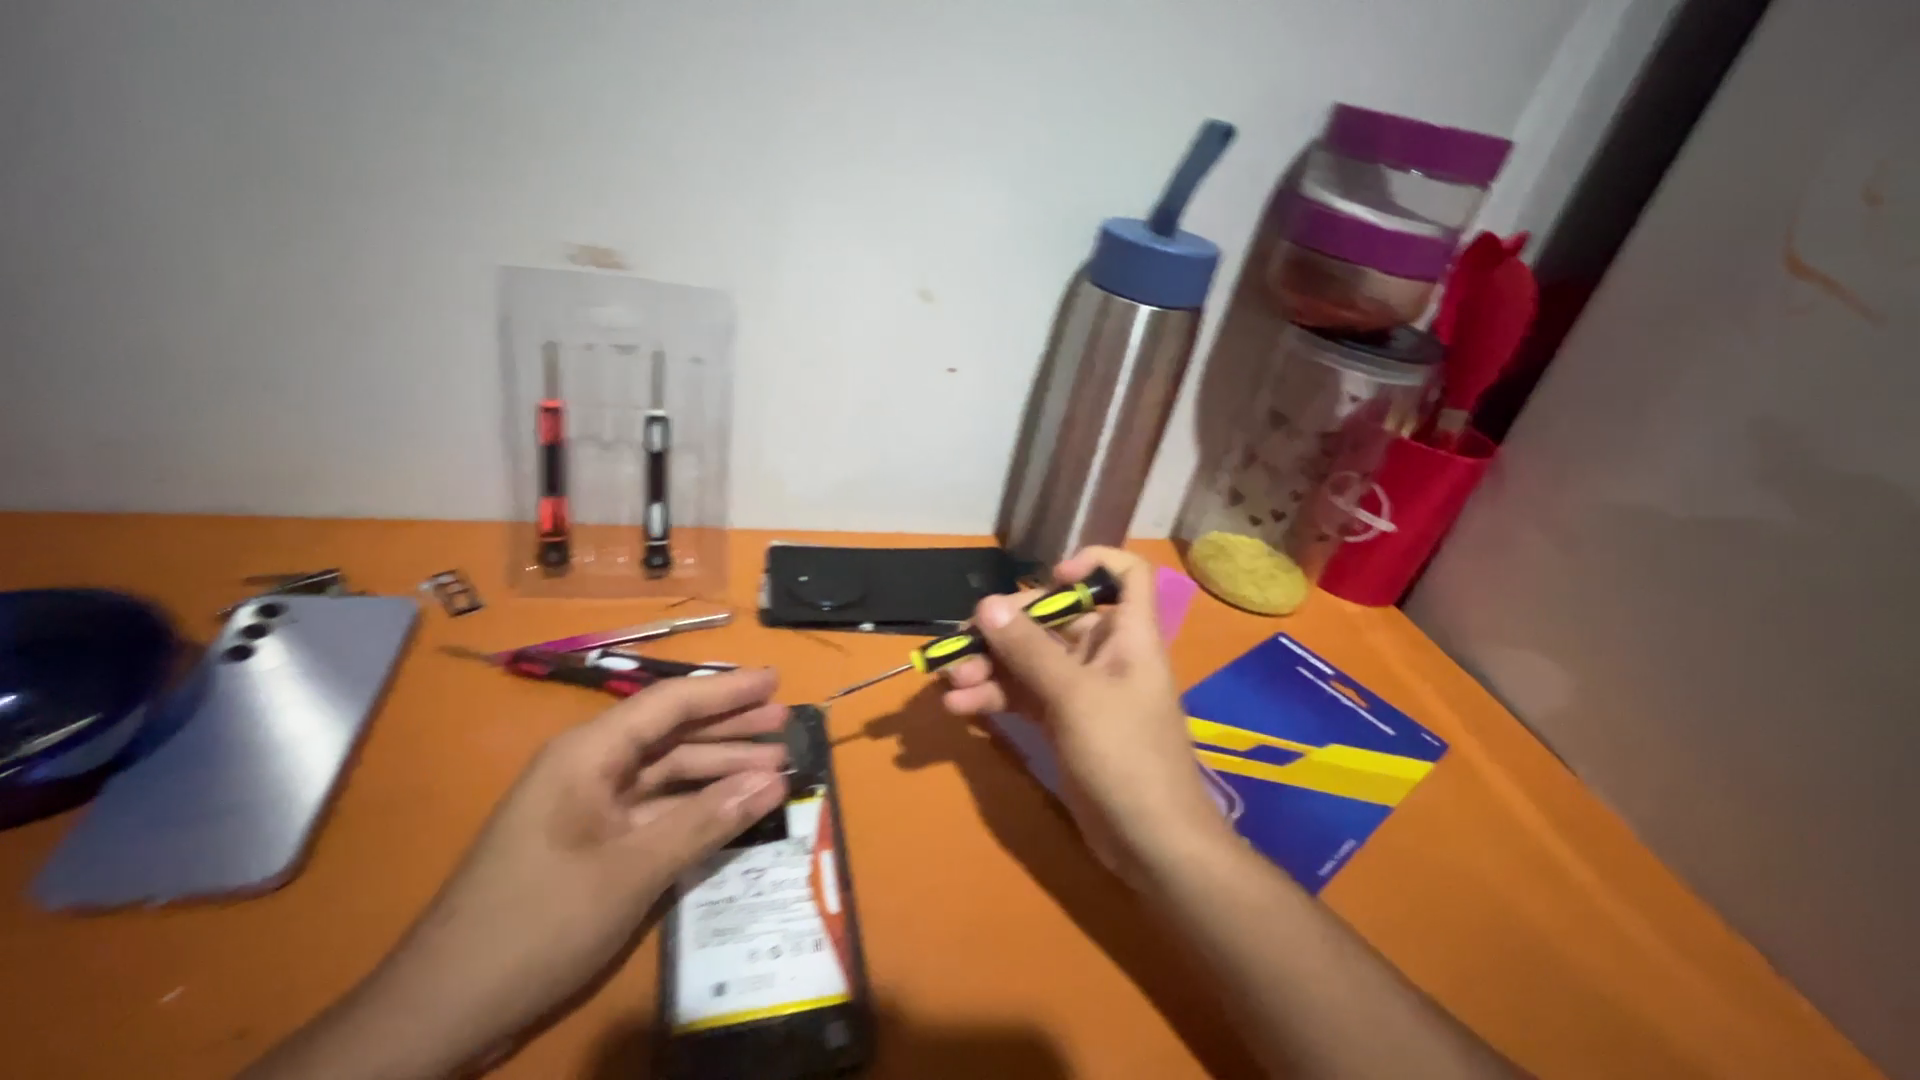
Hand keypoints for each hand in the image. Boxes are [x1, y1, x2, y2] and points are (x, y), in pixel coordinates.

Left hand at [244, 668, 791, 1079]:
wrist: (446, 1004)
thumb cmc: (541, 921)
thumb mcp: (633, 869)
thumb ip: (706, 819)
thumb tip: (774, 781)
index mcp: (588, 754)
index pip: (669, 703)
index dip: (726, 690)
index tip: (776, 680)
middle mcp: (588, 768)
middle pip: (670, 734)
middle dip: (729, 728)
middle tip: (787, 725)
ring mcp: (587, 808)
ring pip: (664, 773)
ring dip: (717, 770)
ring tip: (775, 767)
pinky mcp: (589, 845)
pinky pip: (652, 810)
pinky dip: (693, 808)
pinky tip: (732, 812)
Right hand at [939, 547, 1224, 874]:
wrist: (1150, 841)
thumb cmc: (1125, 755)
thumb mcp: (1074, 696)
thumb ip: (1029, 649)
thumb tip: (986, 604)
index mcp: (1128, 635)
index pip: (1126, 575)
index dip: (1092, 564)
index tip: (1047, 578)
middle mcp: (1105, 655)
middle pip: (1054, 619)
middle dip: (1006, 629)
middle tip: (962, 644)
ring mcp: (1082, 691)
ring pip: (1030, 660)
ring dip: (990, 667)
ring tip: (951, 683)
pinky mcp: (1063, 723)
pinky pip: (1024, 695)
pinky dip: (994, 698)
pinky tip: (959, 708)